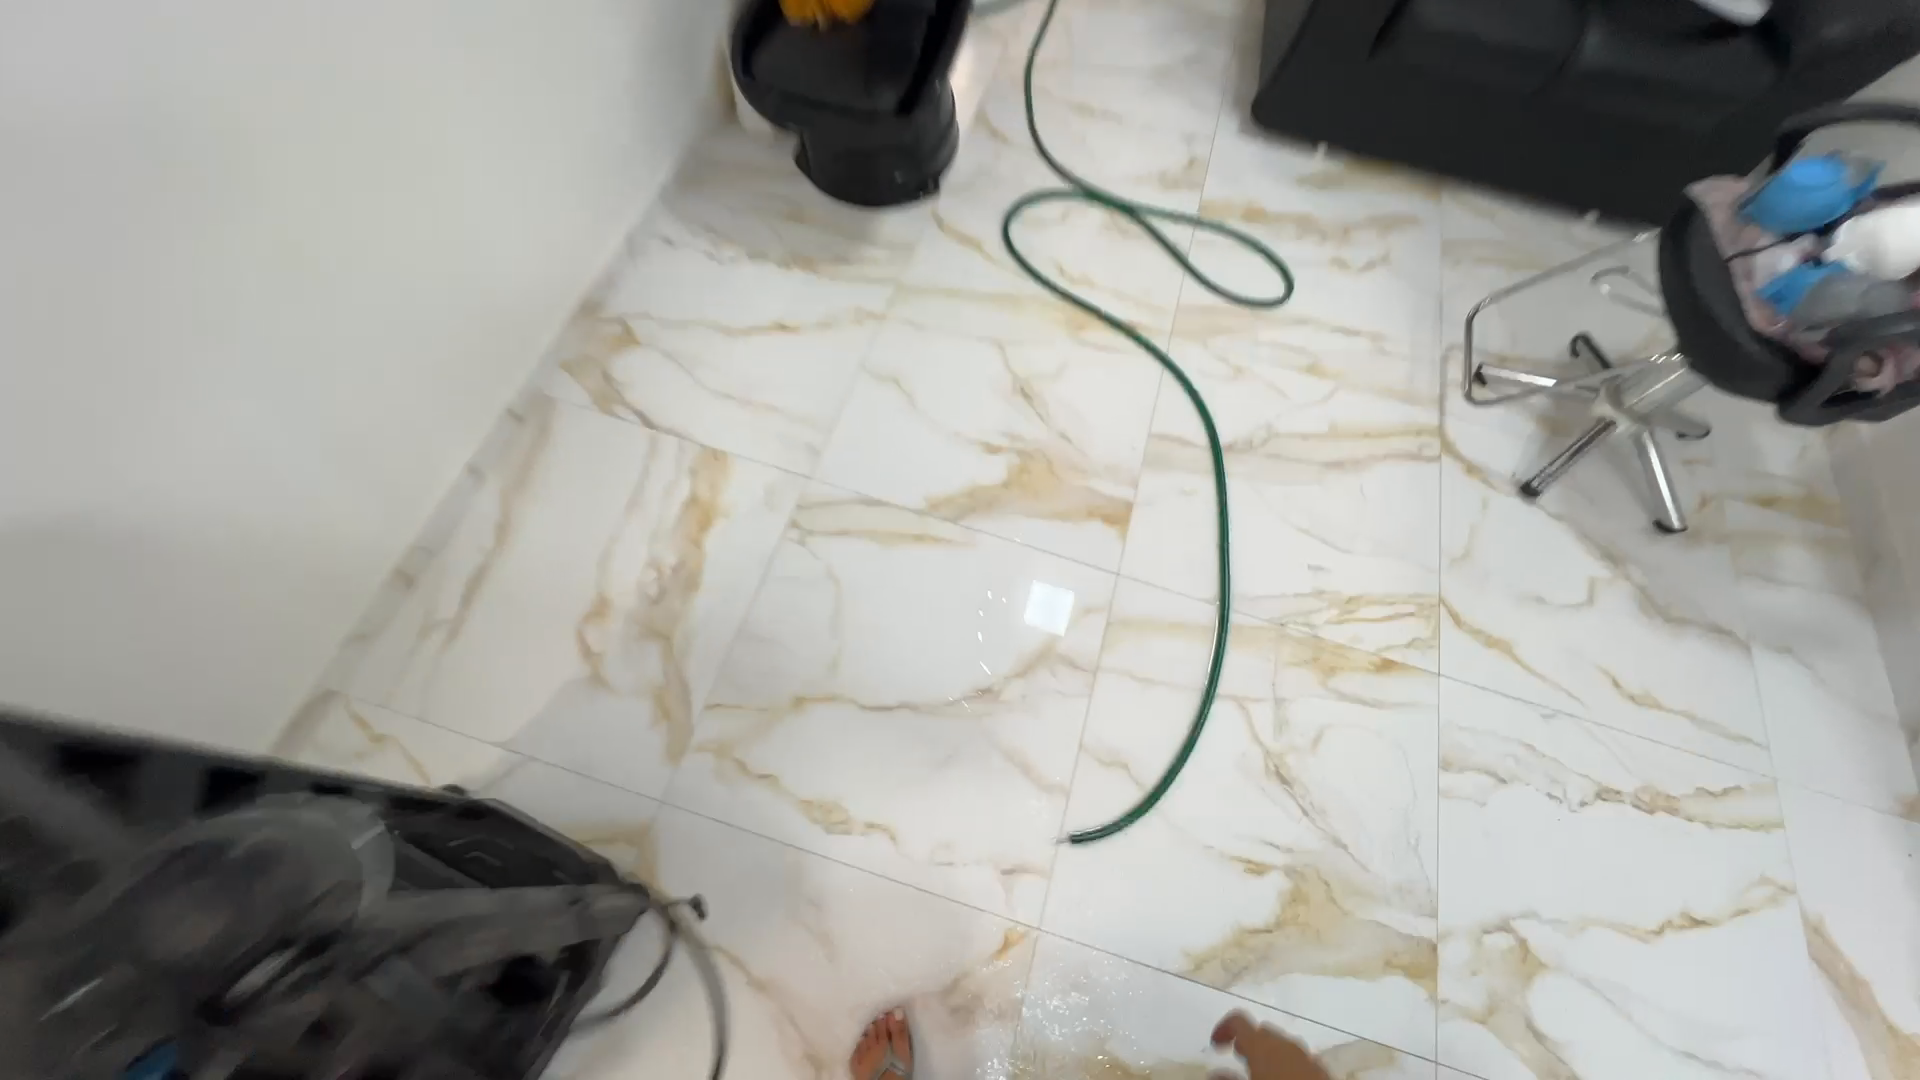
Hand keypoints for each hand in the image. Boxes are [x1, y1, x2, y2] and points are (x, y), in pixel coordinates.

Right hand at [1210, 1012, 1333, 1079]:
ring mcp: (1308, 1056)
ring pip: (1283, 1045)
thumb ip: (1228, 1078)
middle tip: (1238, 1059)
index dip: (1223, 1027)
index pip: (1238, 1019)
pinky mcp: (1325, 1070)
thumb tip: (1213, 1072)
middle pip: (1262, 1031)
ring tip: (1261, 1072)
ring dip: (1269, 1053)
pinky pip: (1301, 1059)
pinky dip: (1289, 1064)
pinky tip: (1286, 1079)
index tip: (1215, 1045)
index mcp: (1263, 1044)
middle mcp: (1285, 1042)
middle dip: (1248, 1042)